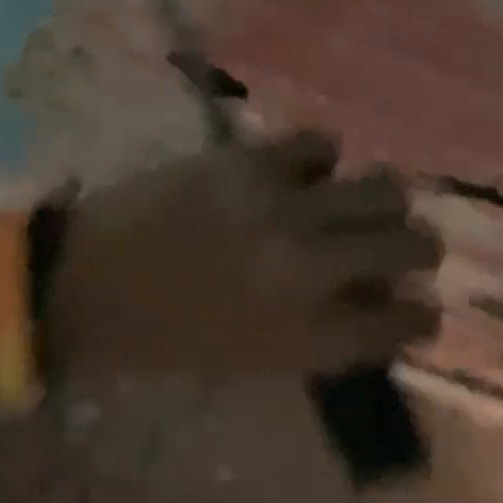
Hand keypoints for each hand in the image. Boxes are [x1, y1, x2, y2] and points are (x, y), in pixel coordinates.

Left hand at [47, 130, 443, 377]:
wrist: (85, 282)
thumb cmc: (161, 337)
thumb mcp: (252, 360)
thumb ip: (323, 335)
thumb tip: (374, 298)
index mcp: (310, 337)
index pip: (408, 323)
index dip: (417, 313)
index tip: (409, 303)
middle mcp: (312, 271)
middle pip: (413, 245)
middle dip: (414, 249)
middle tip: (392, 244)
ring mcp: (282, 209)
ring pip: (383, 187)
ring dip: (378, 199)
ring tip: (351, 202)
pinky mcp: (247, 162)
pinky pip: (319, 142)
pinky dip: (319, 158)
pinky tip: (298, 172)